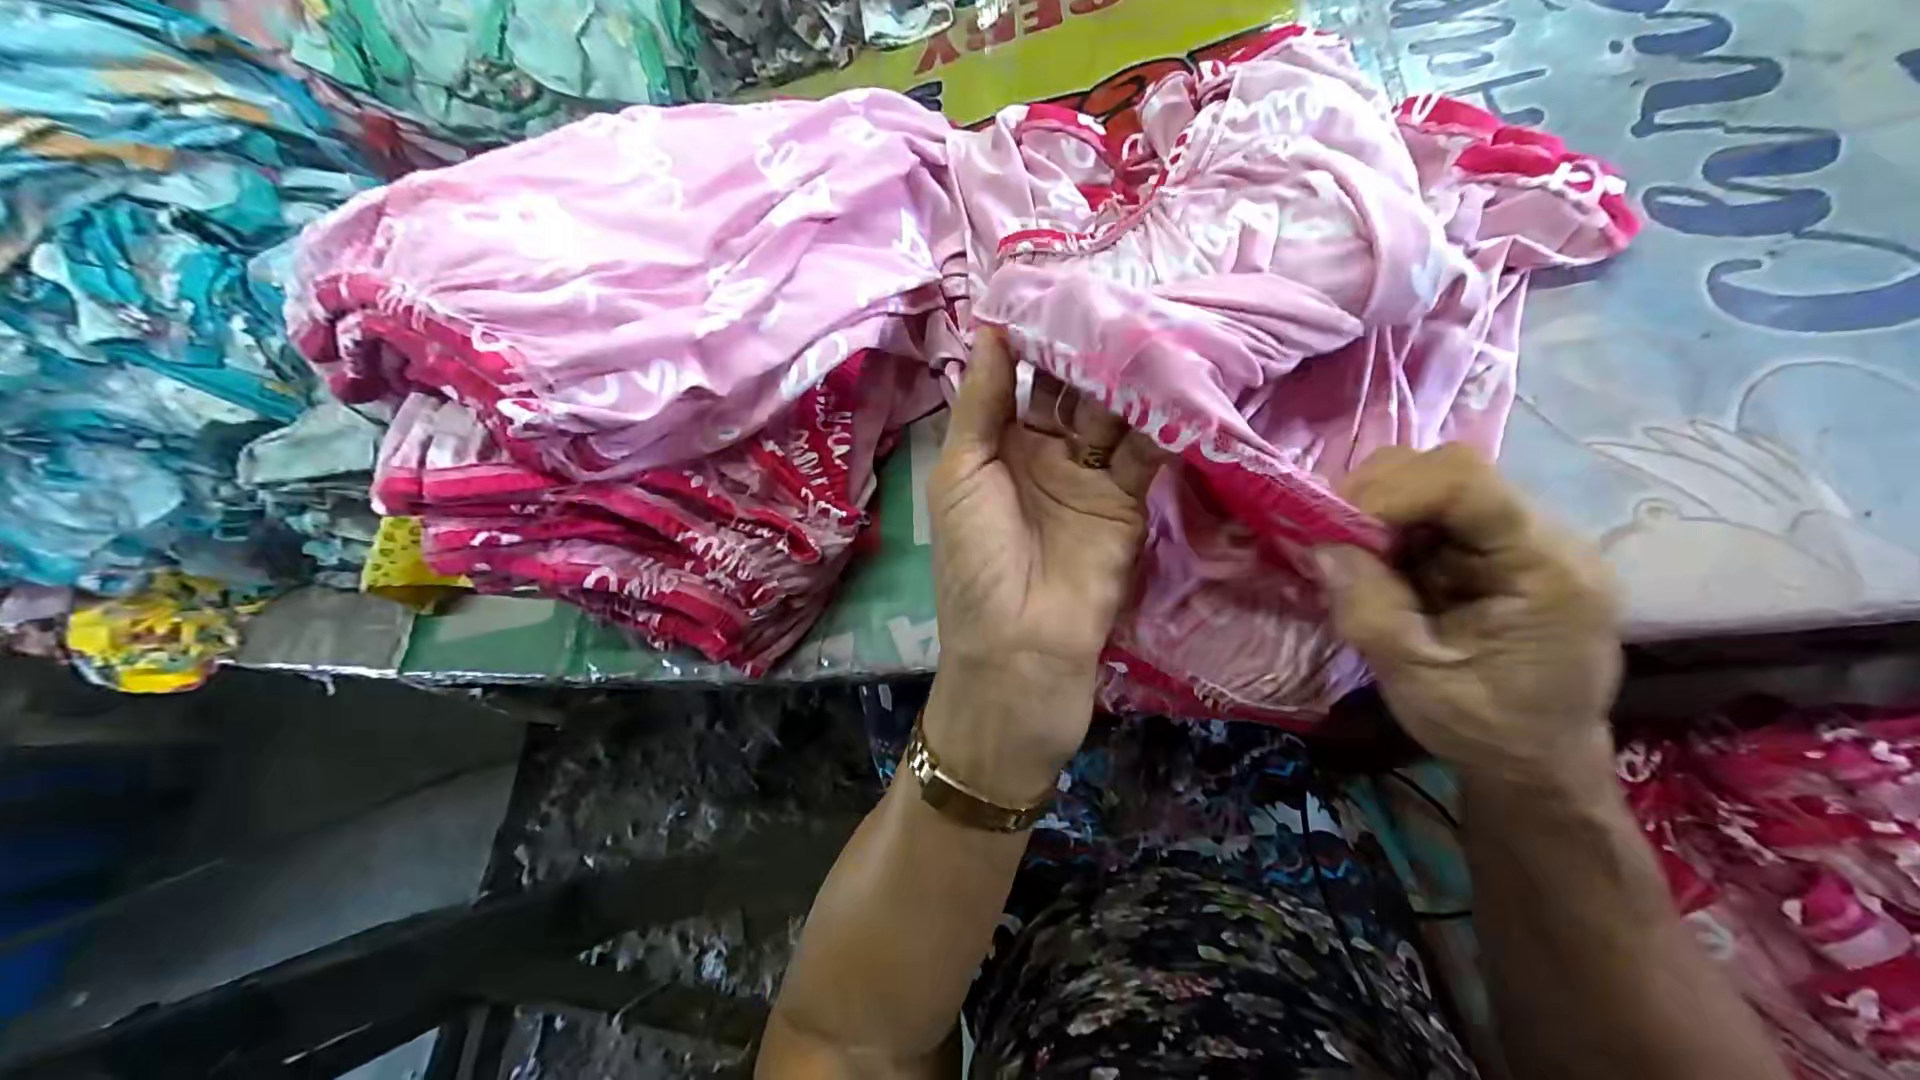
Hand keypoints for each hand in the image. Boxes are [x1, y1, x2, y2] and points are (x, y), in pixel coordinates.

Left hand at [924, 328, 1166, 802]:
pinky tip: (1174, 380)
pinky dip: (1159, 421)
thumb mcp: (961, 475)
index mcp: (997, 444)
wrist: (1020, 651)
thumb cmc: (975, 562)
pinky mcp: (1128, 503)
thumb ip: (982, 404)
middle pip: (1074, 388)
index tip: (1063, 284)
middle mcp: (1044, 453)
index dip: (1041, 336)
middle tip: (1123, 294)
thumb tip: (991, 328)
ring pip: (1113, 414)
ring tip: (1154, 325)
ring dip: (1130, 378)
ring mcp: (1089, 477)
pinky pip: (1144, 452)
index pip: (1024, 375)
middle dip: (1094, 348)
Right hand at [1315, 444, 1621, 791]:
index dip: (1388, 492)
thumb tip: (1320, 544)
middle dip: (1375, 497)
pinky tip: (1376, 563)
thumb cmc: (1483, 728)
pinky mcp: (1495, 549)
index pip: (1466, 482)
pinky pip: (1433, 510)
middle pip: (1449, 469)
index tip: (1335, 531)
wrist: (1535, 763)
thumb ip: (1368, 607)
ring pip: (1435, 482)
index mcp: (1544, 568)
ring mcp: (1521, 539)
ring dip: (1377, 510)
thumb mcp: (1413, 677)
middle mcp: (1544, 537)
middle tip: (1333, 541)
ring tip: (1353, 556)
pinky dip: (1387, 527)